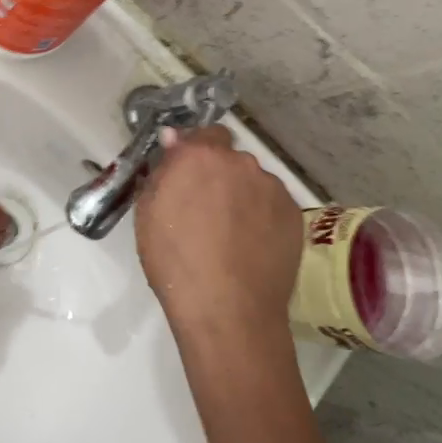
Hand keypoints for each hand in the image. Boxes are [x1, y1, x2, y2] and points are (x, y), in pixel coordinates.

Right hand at [135, 125, 301, 331]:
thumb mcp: (148, 213)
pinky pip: (273, 205)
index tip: (187, 175)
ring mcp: (271, 187)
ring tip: (233, 232)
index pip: (204, 133)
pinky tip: (252, 245)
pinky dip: (263, 217)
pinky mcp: (294, 214)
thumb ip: (161, 171)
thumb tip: (172, 140)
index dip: (195, 152)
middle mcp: (240, 162)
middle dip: (219, 175)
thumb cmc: (175, 260)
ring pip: (253, 182)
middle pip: (229, 158)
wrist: (228, 309)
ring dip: (243, 195)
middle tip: (207, 208)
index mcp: (199, 156)